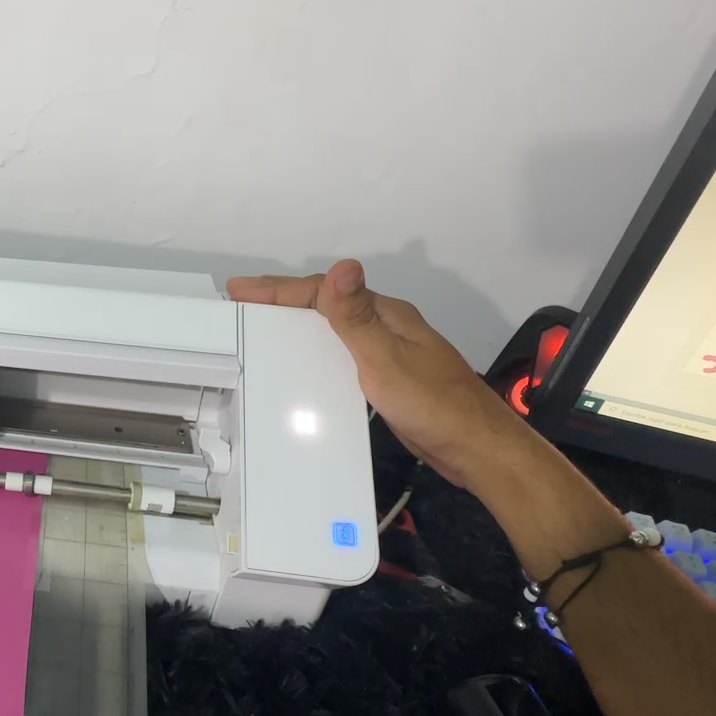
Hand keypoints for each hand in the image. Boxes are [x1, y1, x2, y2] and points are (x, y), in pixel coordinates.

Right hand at [228, 260, 539, 492]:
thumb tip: (342, 266)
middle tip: (242, 302)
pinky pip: (339, 350)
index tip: (239, 290)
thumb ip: (356, 316)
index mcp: (384, 314)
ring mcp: (387, 349)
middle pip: (325, 302)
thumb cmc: (431, 404)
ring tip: (261, 325)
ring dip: (295, 320)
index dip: (277, 289)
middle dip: (281, 299)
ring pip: (331, 325)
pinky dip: (312, 346)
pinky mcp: (385, 374)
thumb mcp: (384, 359)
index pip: (321, 291)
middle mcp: (385, 324)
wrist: (476, 449)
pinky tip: (301, 359)